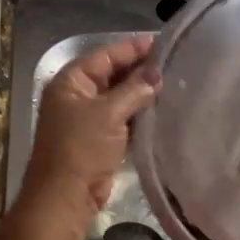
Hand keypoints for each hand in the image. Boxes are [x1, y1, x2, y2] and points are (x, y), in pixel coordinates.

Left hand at [21, 35, 160, 221]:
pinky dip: (139, 113)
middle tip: (173, 63)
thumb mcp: (109, 113)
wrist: (66, 196)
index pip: (105, 55)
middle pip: (111, 74)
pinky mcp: (99, 139)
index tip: (162, 42)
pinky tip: (162, 109)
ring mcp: (87, 119)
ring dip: (141, 92)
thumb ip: (134, 89)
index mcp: (70, 82)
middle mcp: (76, 96)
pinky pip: (122, 118)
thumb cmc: (82, 148)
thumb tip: (156, 73)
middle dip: (139, 70)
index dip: (132, 48)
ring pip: (118, 97)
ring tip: (173, 83)